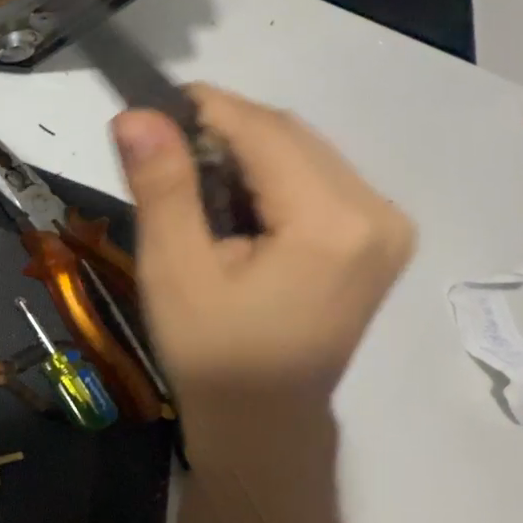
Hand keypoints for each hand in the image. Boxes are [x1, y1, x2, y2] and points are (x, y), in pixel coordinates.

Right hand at [113, 86, 414, 416]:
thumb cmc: (210, 348)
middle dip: (219, 128)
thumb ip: (162, 187)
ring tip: (184, 179)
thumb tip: (135, 115)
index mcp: (333, 222)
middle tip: (154, 149)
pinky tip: (227, 203)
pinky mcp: (376, 237)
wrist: (261, 415)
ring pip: (302, 150)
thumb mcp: (174, 267)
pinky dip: (264, 172)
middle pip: (289, 134)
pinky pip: (315, 175)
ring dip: (241, 149)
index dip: (202, 107)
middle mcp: (378, 212)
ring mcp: (386, 225)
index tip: (142, 107)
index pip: (264, 130)